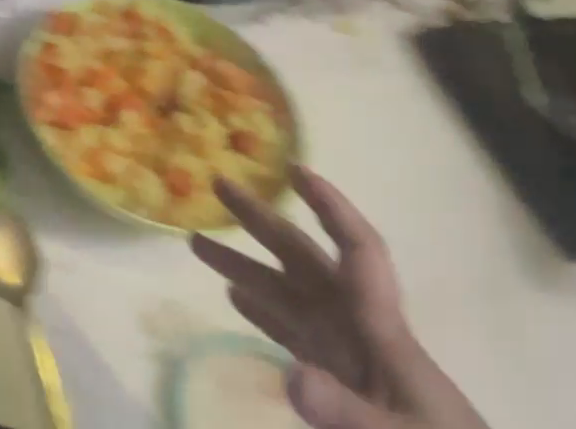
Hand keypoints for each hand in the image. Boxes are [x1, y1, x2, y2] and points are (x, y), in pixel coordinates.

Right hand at [191, 167, 487, 428]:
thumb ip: (345, 410)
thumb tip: (292, 374)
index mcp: (379, 327)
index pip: (357, 251)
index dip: (330, 207)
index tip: (295, 170)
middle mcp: (354, 326)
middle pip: (305, 258)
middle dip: (263, 219)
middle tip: (219, 183)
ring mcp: (341, 351)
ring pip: (287, 292)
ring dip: (244, 264)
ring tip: (197, 240)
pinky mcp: (333, 378)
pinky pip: (289, 330)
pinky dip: (261, 309)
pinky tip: (233, 295)